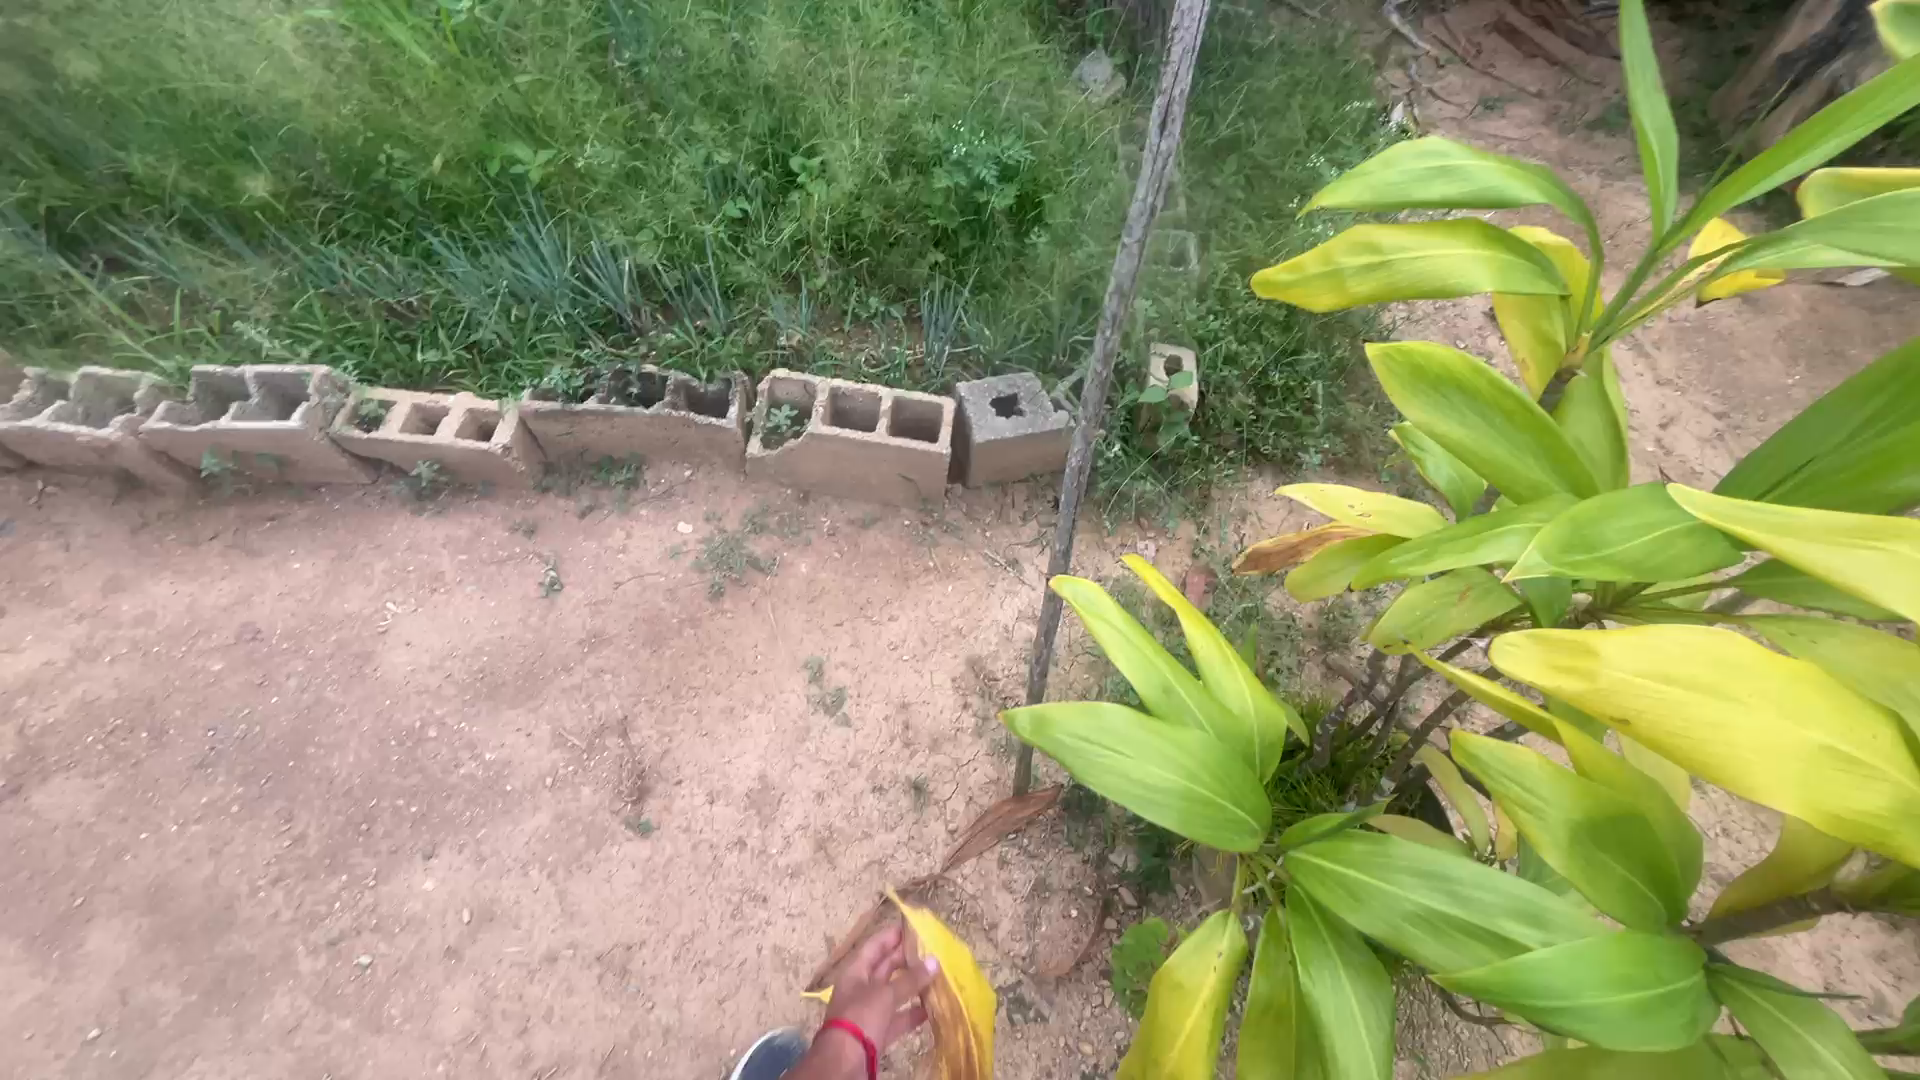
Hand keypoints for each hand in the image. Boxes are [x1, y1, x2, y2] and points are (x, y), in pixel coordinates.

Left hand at [822, 921, 940, 1050]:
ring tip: (936, 977)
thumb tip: (934, 961)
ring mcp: (868, 1012)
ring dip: (912, 986)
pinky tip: (931, 1009)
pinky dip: (912, 1013)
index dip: (892, 935)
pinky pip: (897, 1018)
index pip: (875, 945)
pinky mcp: (876, 1033)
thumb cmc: (860, 1019)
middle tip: (931, 950)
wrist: (843, 1066)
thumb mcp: (884, 995)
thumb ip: (910, 980)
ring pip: (893, 993)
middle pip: (885, 968)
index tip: (914, 927)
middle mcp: (861, 988)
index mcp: (856, 971)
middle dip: (906, 960)